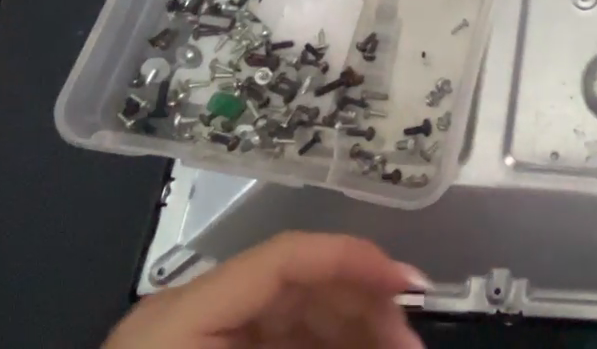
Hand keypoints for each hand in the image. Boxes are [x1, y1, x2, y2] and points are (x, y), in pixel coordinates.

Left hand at [104, 232, 427, 348]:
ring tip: (397, 347)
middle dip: (361, 306)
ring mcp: (197, 340)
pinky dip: (322, 348)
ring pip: (293, 314)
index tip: (408, 283)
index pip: (285, 257)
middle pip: (296, 283)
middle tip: (411, 338)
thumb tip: (393, 340)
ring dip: (349, 329)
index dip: (354, 259)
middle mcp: (191, 312)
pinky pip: (278, 341)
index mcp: (185, 312)